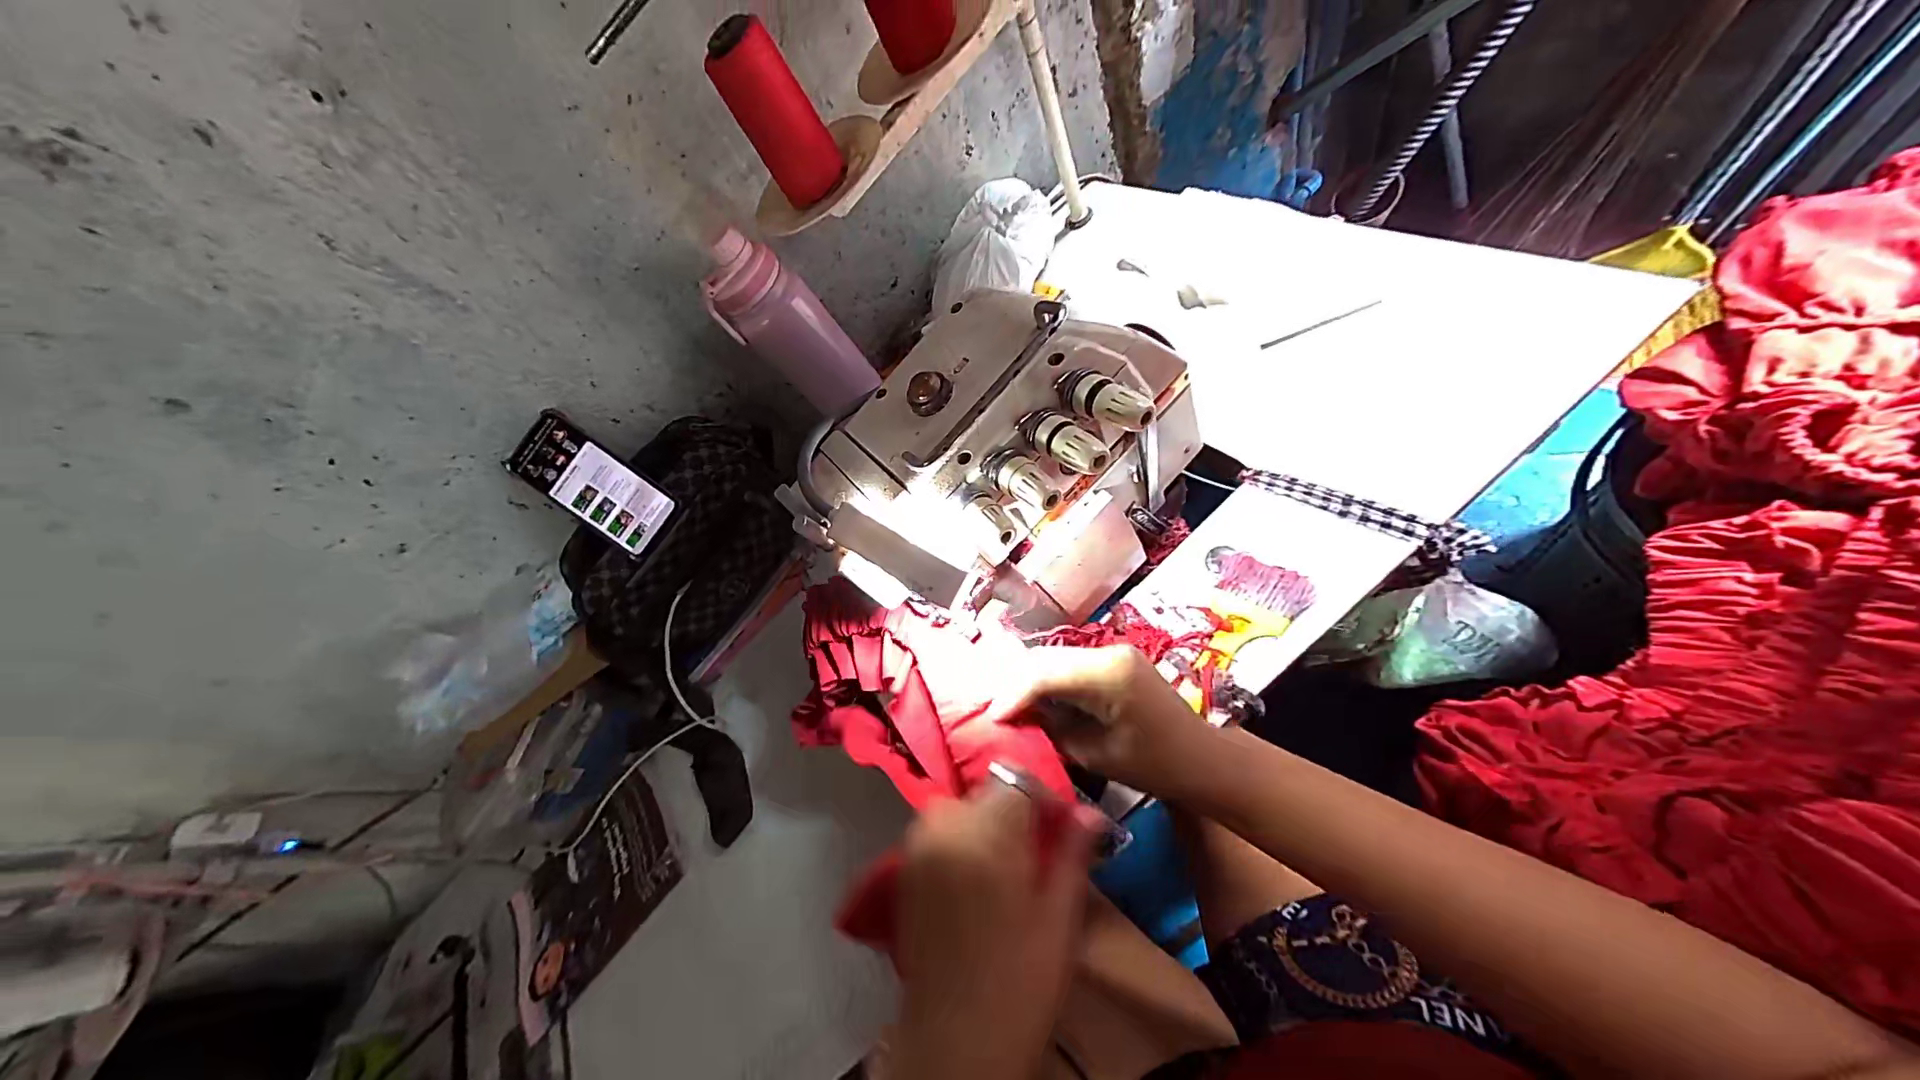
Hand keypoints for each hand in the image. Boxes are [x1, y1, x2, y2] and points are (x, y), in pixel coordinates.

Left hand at [891, 788, 1094, 1079]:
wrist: (955, 1042)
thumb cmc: (1019, 980)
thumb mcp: (1059, 918)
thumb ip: (1072, 854)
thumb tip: (1090, 813)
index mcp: (985, 832)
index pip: (1016, 781)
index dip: (1043, 799)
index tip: (1061, 828)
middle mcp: (944, 827)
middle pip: (986, 794)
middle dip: (1014, 813)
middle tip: (1036, 855)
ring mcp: (917, 847)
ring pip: (961, 811)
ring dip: (985, 826)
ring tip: (1007, 871)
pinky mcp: (904, 870)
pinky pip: (939, 833)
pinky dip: (960, 842)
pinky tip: (977, 883)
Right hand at [989, 645, 1212, 794]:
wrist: (1203, 758)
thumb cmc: (1156, 766)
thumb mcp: (1096, 755)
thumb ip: (1053, 731)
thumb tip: (1017, 720)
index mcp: (1108, 674)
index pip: (1044, 674)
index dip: (1012, 695)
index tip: (991, 719)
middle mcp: (1109, 651)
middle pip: (1045, 659)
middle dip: (1015, 684)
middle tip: (993, 712)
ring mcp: (1114, 651)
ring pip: (1054, 658)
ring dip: (1029, 680)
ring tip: (1008, 707)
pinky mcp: (1115, 659)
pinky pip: (1070, 664)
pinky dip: (1049, 680)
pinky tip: (1035, 700)